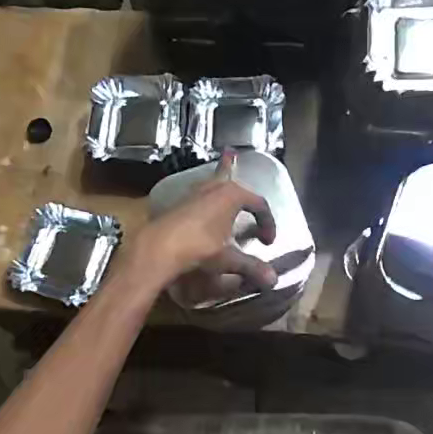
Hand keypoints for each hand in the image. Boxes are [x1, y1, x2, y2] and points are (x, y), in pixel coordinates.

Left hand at [113, 151, 277, 297]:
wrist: (159, 248)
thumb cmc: (200, 248)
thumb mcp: (228, 259)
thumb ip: (251, 267)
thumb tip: (273, 280)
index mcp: (232, 196)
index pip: (259, 204)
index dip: (267, 222)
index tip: (267, 241)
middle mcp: (213, 189)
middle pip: (227, 175)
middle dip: (230, 167)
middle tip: (231, 153)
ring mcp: (193, 194)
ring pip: (209, 182)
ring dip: (216, 178)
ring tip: (216, 173)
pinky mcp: (177, 205)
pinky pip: (197, 194)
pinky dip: (203, 194)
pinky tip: (198, 202)